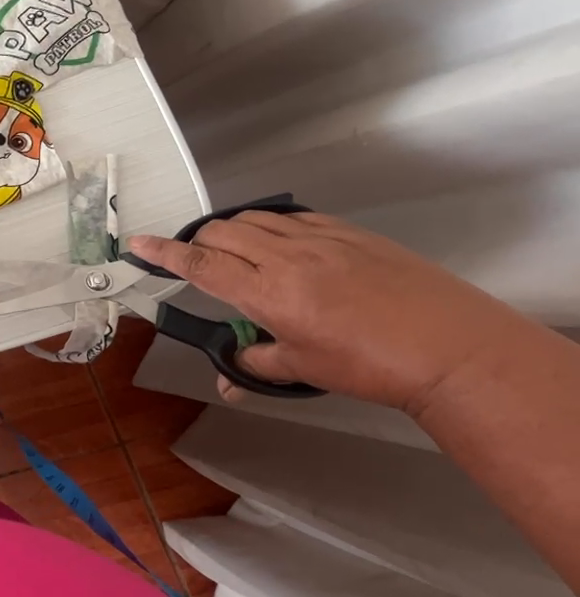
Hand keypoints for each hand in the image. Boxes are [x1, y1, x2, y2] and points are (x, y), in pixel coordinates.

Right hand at [128, 212, 548, 416]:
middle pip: (220, 232)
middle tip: (197, 260)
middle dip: (198, 241)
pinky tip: (284, 244)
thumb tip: (227, 378)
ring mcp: (322, 240)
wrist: (459, 351)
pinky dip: (275, 226)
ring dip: (233, 231)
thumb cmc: (374, 367)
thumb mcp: (305, 370)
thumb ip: (256, 362)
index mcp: (267, 292)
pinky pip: (296, 218)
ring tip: (239, 250)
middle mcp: (287, 258)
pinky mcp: (353, 234)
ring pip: (255, 219)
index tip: (137, 243)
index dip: (162, 252)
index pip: (199, 263)